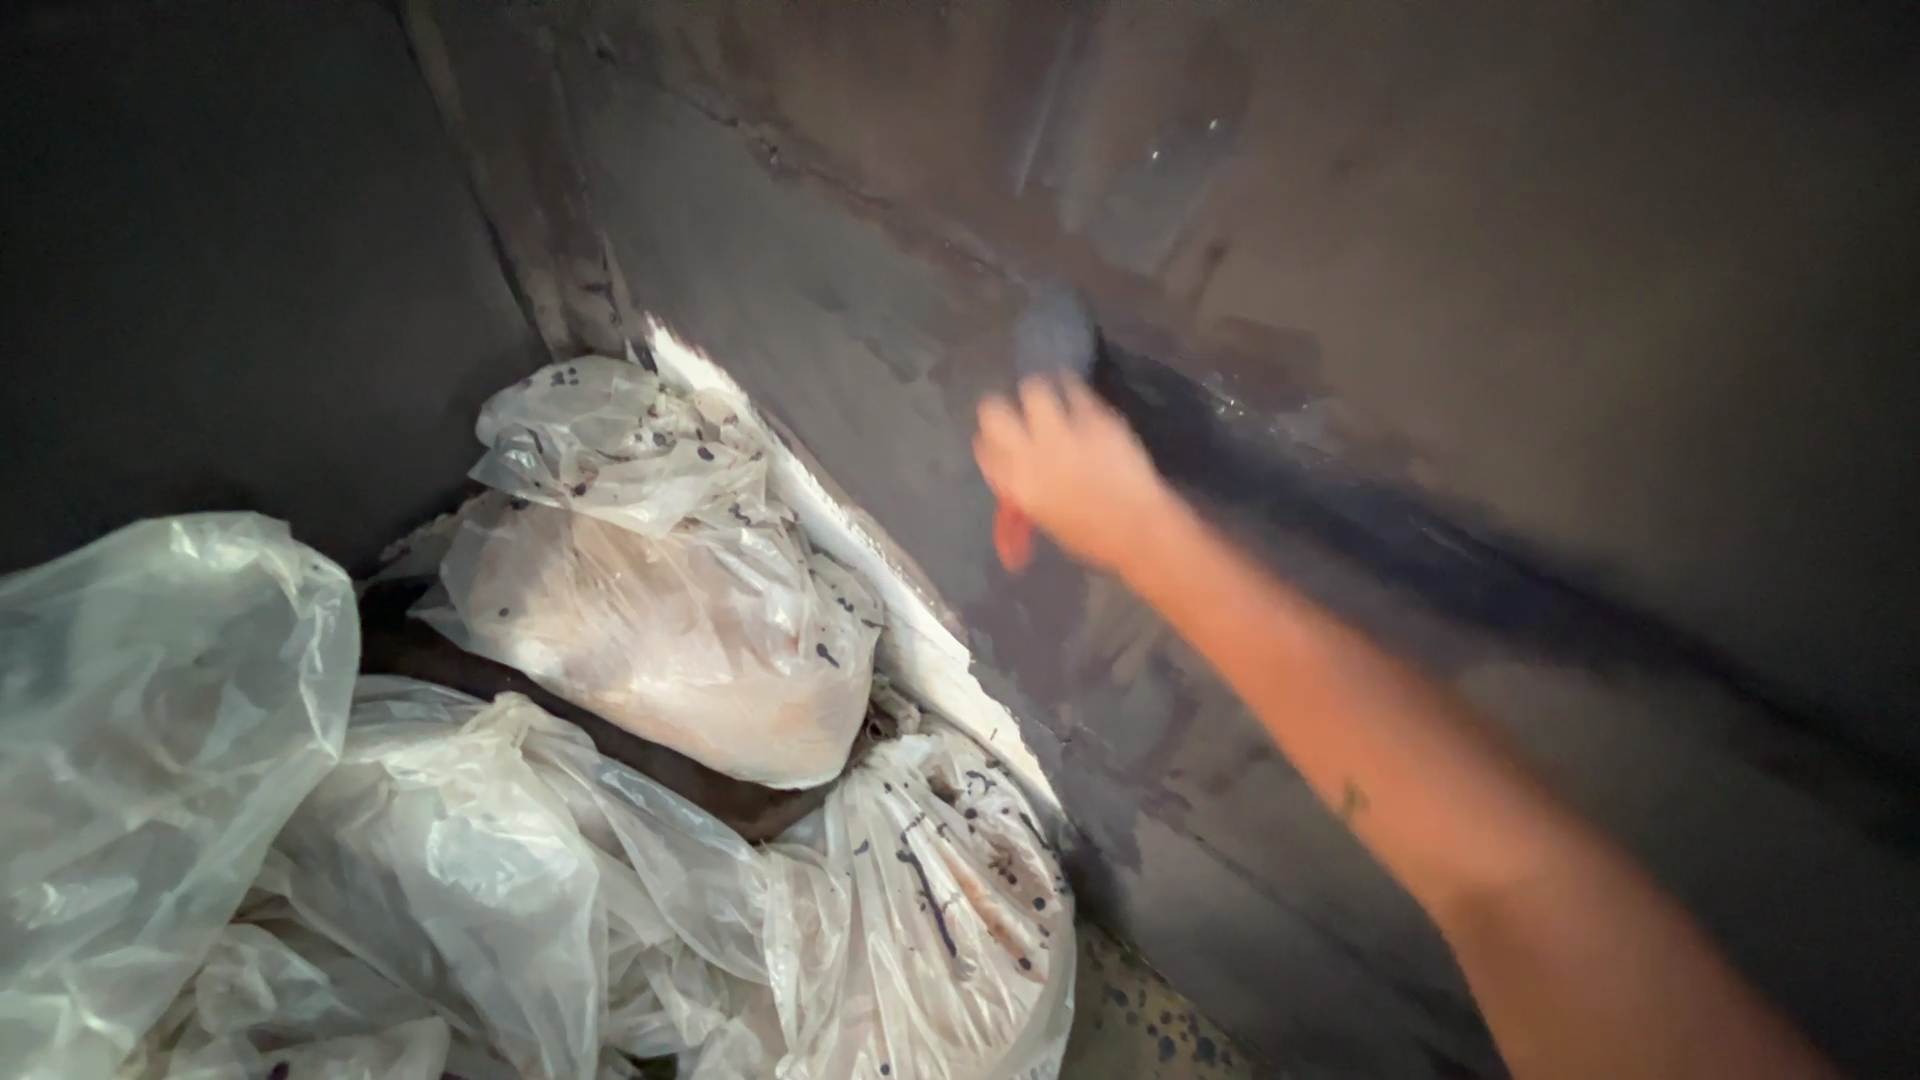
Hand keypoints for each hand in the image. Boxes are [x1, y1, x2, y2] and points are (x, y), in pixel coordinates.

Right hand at [974, 375, 1173, 575]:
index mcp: (1016, 484)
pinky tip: (1075, 393)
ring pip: (1034, 391)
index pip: (986, 450)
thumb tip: (1023, 473)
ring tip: (1047, 394)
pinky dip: (1072, 390)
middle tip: (1013, 409)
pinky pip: (1075, 391)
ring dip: (1037, 392)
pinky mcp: (1093, 418)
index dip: (989, 442)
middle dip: (999, 407)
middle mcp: (1031, 453)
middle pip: (995, 413)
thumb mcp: (1046, 518)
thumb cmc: (1091, 536)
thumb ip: (1028, 490)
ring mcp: (1063, 432)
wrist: (1136, 527)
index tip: (996, 441)